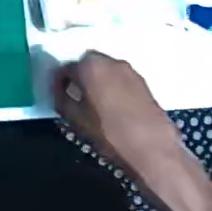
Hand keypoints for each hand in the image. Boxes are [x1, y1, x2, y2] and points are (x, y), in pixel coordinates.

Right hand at [54, 51, 211, 210]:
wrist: (152, 149)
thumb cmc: (109, 133)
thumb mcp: (75, 118)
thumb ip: (62, 98)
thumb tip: (60, 91)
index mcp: (90, 66)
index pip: (66, 68)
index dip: (60, 82)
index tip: (59, 95)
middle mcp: (111, 61)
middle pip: (88, 64)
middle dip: (80, 78)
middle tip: (76, 98)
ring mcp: (131, 71)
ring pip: (106, 71)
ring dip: (98, 82)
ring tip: (95, 105)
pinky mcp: (144, 83)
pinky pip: (121, 80)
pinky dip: (113, 88)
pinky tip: (113, 109)